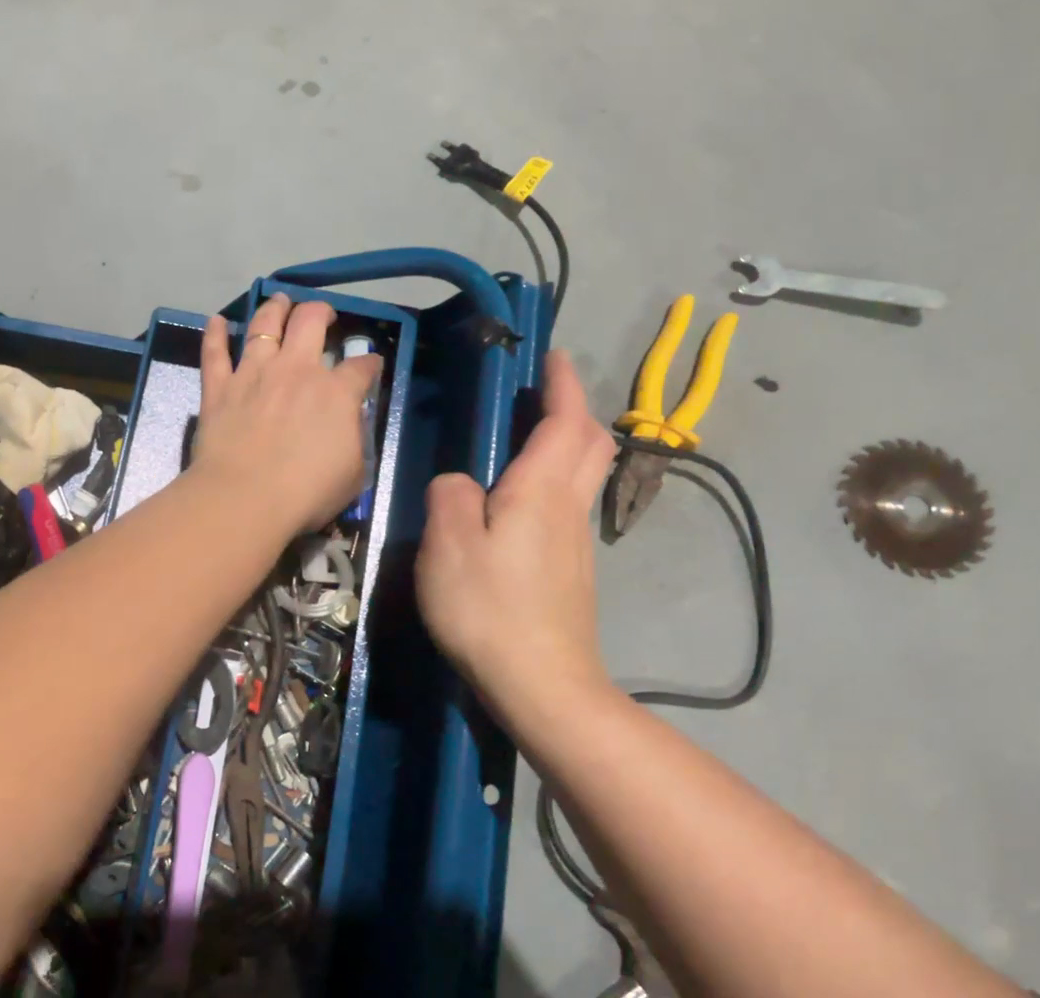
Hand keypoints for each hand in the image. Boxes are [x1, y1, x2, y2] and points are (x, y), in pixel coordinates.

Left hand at [191, 293, 382, 535]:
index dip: (369, 363)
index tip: (370, 366)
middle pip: (310, 322)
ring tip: (279, 301)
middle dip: (319, 312)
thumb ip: (354, 438)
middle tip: (321, 314)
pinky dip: (215, 334)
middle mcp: (296, 370)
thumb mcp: (353, 471)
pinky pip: (215, 353)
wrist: (245, 496)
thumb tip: (349, 422)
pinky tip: (217, 321)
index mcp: (336, 392)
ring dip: (274, 308)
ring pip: (264, 324)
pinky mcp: (218, 387)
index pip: (361, 367)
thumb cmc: (306, 492)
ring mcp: (254, 373)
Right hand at [416, 350, 617, 715]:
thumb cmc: (488, 607)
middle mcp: (568, 509)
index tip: (553, 356)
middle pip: (591, 444)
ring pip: (585, 475)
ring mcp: (576, 543)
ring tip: (530, 435)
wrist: (541, 683)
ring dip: (568, 443)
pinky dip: (555, 479)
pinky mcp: (570, 572)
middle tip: (546, 393)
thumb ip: (449, 497)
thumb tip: (461, 484)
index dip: (562, 385)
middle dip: (575, 409)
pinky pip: (569, 505)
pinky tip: (521, 499)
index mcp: (540, 492)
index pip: (565, 422)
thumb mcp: (448, 544)